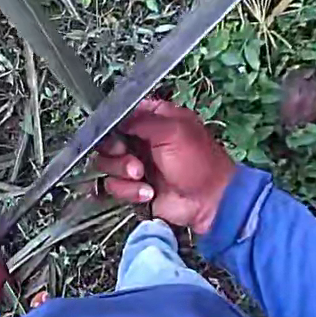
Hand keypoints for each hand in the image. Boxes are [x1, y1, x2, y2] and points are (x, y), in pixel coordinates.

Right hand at [92, 99, 236, 233]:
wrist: (208, 201)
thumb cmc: (198, 162)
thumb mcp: (172, 131)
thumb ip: (141, 120)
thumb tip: (116, 120)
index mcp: (155, 120)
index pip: (121, 115)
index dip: (115, 125)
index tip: (119, 134)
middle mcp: (143, 140)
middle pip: (108, 141)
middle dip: (116, 153)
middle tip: (133, 161)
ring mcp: (136, 164)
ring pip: (107, 164)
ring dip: (122, 172)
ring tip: (141, 176)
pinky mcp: (134, 186)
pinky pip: (114, 186)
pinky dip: (129, 191)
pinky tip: (148, 192)